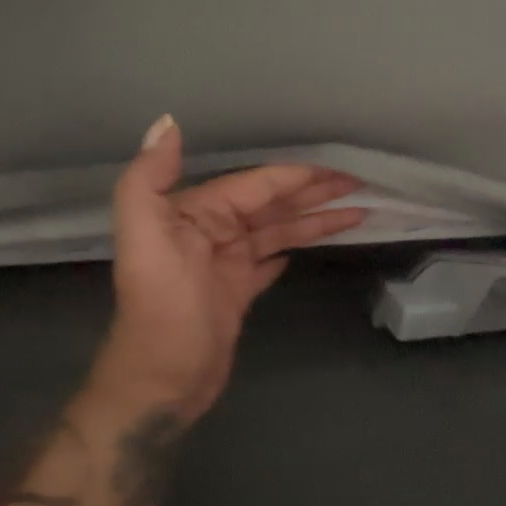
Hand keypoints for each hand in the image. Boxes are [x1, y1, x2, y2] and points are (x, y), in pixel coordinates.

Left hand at [97, 115, 365, 419]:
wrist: (160, 382)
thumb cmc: (161, 309)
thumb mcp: (143, 238)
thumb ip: (148, 178)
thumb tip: (167, 123)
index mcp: (194, 213)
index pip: (256, 184)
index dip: (298, 174)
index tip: (340, 165)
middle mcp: (211, 232)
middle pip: (272, 203)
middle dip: (315, 191)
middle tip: (361, 182)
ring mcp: (226, 264)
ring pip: (278, 231)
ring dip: (314, 220)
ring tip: (358, 211)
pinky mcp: (236, 293)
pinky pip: (270, 261)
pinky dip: (290, 250)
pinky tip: (313, 244)